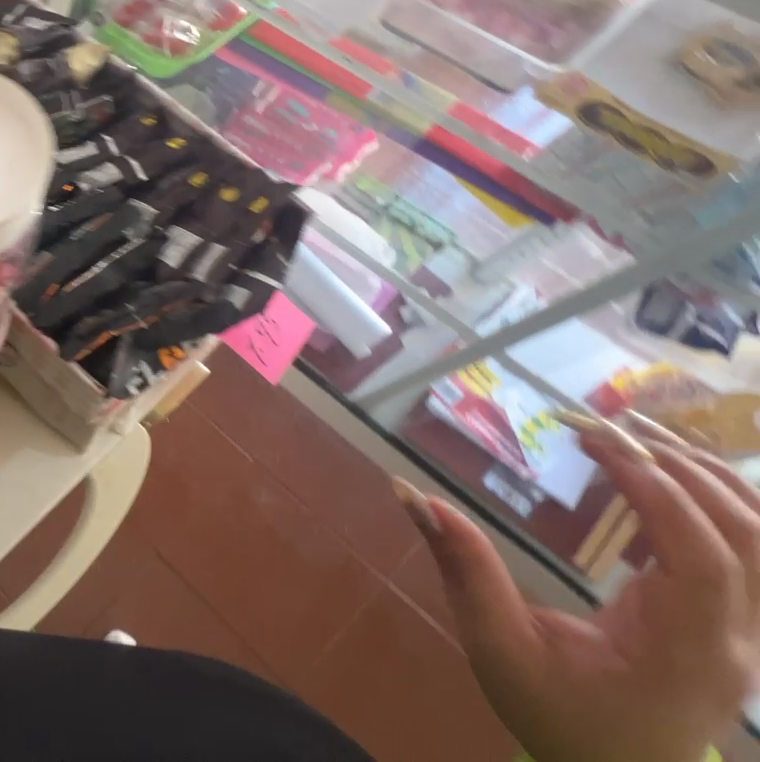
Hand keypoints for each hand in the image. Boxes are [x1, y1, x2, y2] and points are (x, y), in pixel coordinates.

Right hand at [395, 413, 758, 761]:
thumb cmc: (553, 711)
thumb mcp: (496, 646)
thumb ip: (464, 570)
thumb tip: (412, 494)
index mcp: (684, 648)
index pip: (705, 559)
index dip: (662, 493)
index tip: (597, 441)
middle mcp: (738, 638)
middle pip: (754, 541)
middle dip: (687, 471)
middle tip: (606, 426)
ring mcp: (750, 632)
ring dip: (712, 480)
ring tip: (639, 435)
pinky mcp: (737, 621)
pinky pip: (751, 554)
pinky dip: (717, 503)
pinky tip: (666, 475)